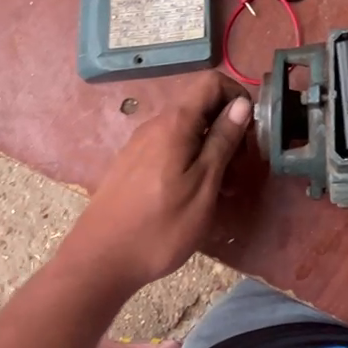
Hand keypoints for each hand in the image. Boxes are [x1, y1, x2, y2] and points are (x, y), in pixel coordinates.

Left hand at [57, 74, 251, 296]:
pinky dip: (190, 160)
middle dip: (227, 128)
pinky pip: (169, 148)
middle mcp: (155, 125)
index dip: (237, 96)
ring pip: (186, 130)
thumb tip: (242, 104)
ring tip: (220, 188)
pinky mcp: (131, 165)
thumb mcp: (204, 185)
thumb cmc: (159, 227)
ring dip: (210, 148)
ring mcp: (140, 145)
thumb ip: (223, 141)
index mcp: (175, 123)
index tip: (250, 130)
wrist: (97, 265)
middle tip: (240, 168)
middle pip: (200, 106)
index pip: (212, 82)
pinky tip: (193, 195)